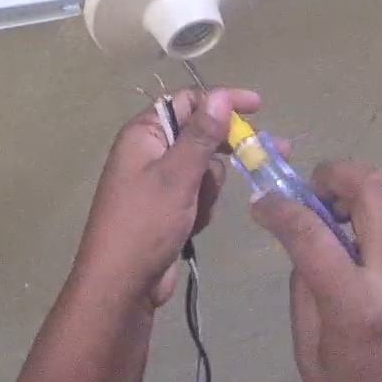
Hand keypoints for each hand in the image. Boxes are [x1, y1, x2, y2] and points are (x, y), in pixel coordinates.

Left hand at [72, 87, 259, 307]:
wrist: (121, 286)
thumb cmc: (145, 223)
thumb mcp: (177, 175)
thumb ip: (202, 134)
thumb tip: (221, 95)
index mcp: (145, 132)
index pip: (188, 101)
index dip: (222, 100)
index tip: (258, 107)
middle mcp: (149, 149)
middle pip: (199, 134)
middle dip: (224, 149)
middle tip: (260, 155)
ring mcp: (157, 180)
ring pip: (202, 167)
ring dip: (208, 187)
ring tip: (197, 209)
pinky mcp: (166, 207)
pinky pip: (196, 193)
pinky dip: (201, 206)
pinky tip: (193, 226)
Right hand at [252, 160, 381, 381]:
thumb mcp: (310, 354)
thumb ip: (305, 289)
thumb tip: (304, 243)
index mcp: (358, 307)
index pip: (312, 232)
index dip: (280, 208)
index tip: (262, 202)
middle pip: (373, 190)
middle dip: (336, 172)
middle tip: (310, 189)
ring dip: (353, 202)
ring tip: (329, 226)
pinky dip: (368, 233)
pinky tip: (354, 266)